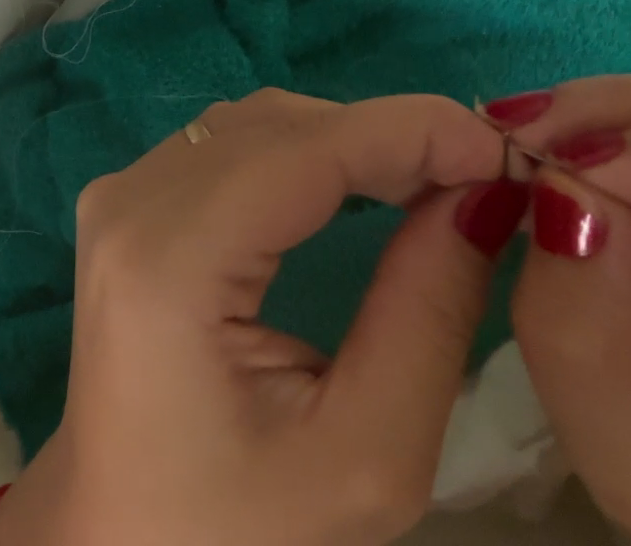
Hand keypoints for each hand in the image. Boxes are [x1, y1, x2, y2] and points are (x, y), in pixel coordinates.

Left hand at [0, 91, 524, 545]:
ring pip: (252, 126)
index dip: (414, 132)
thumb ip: (427, 308)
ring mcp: (115, 200)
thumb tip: (485, 194)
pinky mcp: (122, 209)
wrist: (121, 536)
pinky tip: (360, 185)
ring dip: (348, 140)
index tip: (515, 154)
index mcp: (167, 262)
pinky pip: (225, 149)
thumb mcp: (366, 449)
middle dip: (389, 136)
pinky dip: (303, 154)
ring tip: (438, 184)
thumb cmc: (238, 524)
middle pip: (276, 125)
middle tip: (488, 180)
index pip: (304, 148)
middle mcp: (126, 205)